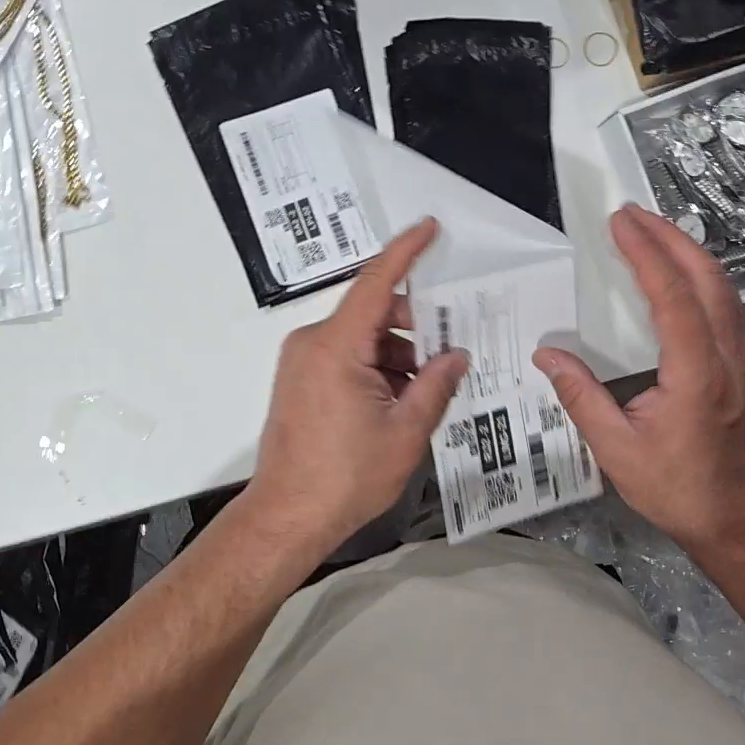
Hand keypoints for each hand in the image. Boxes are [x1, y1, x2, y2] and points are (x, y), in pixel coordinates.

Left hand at [243, 218, 469, 559]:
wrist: (287, 516)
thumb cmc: (346, 476)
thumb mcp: (406, 432)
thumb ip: (436, 385)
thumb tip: (456, 356)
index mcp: (337, 346)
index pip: (377, 282)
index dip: (406, 251)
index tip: (430, 228)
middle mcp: (314, 343)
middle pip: (373, 312)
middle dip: (415, 325)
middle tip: (450, 348)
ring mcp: (302, 361)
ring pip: (362, 337)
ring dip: (398, 353)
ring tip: (426, 389)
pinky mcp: (300, 380)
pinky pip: (346, 356)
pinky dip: (376, 367)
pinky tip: (400, 399)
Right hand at [533, 205, 744, 555]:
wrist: (735, 518)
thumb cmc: (675, 487)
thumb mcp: (616, 450)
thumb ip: (582, 398)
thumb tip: (546, 355)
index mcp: (698, 375)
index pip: (674, 298)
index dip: (648, 254)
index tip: (620, 223)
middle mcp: (728, 357)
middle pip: (708, 278)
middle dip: (670, 237)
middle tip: (632, 214)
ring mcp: (743, 358)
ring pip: (723, 287)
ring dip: (687, 252)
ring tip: (650, 230)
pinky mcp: (743, 364)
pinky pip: (724, 304)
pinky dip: (697, 275)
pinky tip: (674, 272)